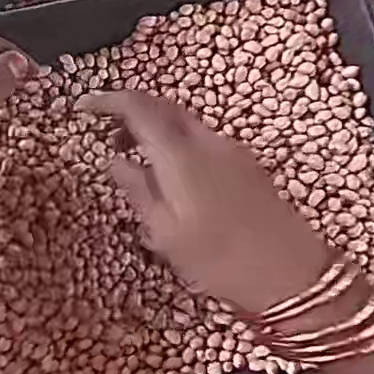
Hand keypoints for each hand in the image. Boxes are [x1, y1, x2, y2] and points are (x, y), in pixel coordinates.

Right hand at [81, 90, 332, 316]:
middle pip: (162, 106)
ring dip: (154, 126)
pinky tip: (168, 170)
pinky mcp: (244, 162)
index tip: (83, 107)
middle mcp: (205, 140)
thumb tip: (113, 161)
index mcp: (180, 154)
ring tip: (132, 154)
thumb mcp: (165, 232)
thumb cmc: (218, 260)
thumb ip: (137, 189)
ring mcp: (229, 148)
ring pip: (182, 121)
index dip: (107, 100)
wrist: (290, 272)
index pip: (137, 107)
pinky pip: (199, 136)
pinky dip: (175, 140)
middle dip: (130, 111)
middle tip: (105, 133)